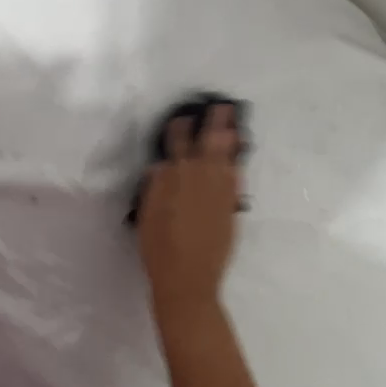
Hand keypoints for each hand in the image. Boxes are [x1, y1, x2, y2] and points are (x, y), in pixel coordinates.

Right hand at [137, 104, 242, 320]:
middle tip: (222, 107)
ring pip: (227, 160)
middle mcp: (200, 181)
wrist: (188, 280)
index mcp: (175, 179)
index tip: (183, 116)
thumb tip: (161, 165)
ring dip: (230, 140)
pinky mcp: (231, 209)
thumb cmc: (159, 248)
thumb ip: (155, 187)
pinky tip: (237, 161)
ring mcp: (220, 195)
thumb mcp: (148, 214)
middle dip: (215, 124)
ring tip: (234, 126)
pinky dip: (236, 167)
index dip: (180, 128)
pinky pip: (235, 181)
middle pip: (209, 145)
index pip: (177, 145)